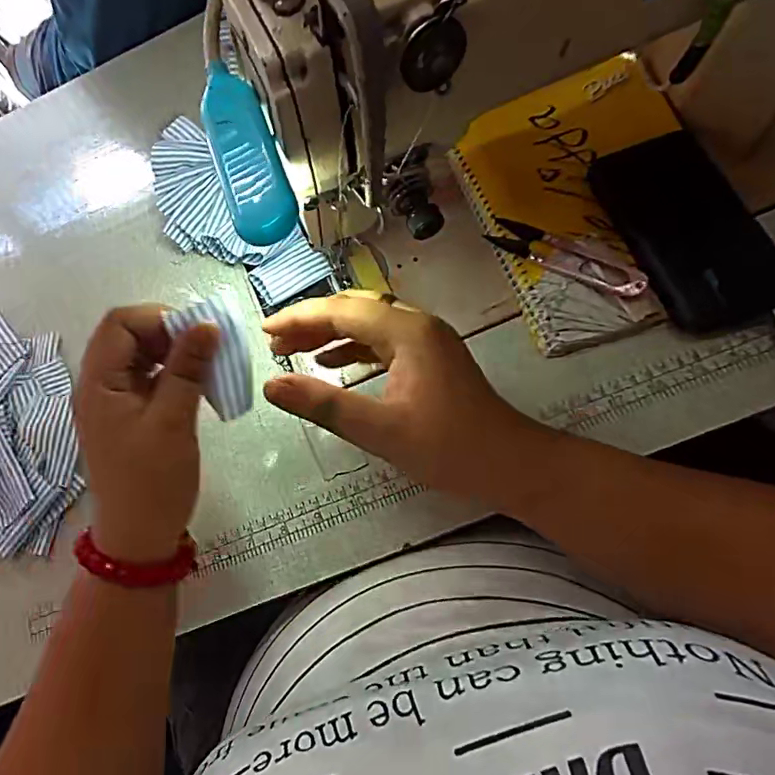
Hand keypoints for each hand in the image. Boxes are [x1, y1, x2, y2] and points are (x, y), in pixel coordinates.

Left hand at [74, 306, 218, 560]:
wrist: (138, 539)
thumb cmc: (152, 482)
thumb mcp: (173, 422)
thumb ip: (187, 369)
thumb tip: (206, 325)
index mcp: (99, 383)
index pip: (120, 323)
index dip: (159, 318)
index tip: (197, 335)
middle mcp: (99, 386)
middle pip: (129, 336)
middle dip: (170, 333)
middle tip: (208, 350)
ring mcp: (113, 402)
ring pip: (141, 357)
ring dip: (175, 354)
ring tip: (209, 367)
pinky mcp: (129, 417)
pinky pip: (148, 380)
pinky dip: (173, 375)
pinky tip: (199, 386)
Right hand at [262, 293, 553, 506]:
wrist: (510, 463)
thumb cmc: (449, 448)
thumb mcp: (380, 430)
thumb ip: (323, 405)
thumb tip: (272, 386)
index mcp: (407, 332)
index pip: (342, 311)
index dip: (299, 319)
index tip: (265, 331)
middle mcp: (418, 325)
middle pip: (355, 310)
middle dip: (311, 323)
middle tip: (274, 343)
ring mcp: (427, 340)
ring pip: (368, 325)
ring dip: (330, 334)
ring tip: (293, 352)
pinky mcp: (431, 357)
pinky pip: (383, 342)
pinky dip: (353, 349)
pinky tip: (331, 362)